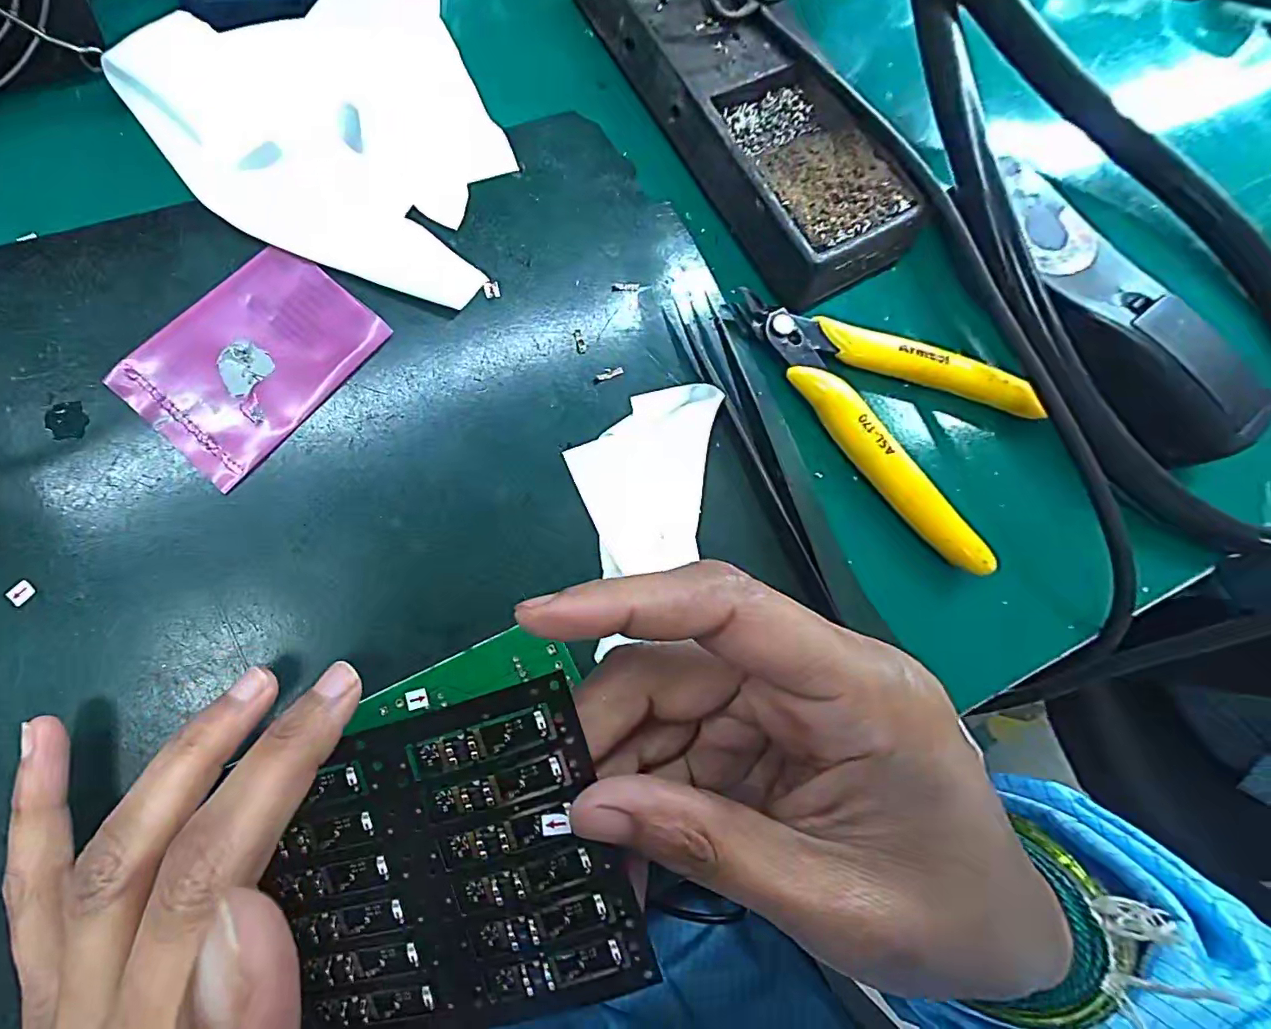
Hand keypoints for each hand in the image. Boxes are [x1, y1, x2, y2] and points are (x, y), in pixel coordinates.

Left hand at [3, 662, 362, 1028]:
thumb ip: (248, 1021)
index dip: (270, 802)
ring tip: (241, 691)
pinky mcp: (41, 989)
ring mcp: (58, 1000)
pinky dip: (37, 807)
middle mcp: (95, 1016)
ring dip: (182, 758)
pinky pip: (28, 892)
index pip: (211, 911)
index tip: (317, 738)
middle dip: (250, 764)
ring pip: (109, 857)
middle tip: (311, 695)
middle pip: (171, 869)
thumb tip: (248, 910)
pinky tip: (41, 734)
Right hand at [516, 561, 1069, 1000]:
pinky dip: (631, 783)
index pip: (723, 606)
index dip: (622, 600)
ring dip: (611, 762)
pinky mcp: (738, 725)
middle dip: (602, 728)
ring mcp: (763, 697)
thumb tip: (587, 810)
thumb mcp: (833, 902)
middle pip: (660, 664)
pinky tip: (623, 833)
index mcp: (852, 688)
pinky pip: (658, 737)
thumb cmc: (952, 915)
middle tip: (564, 795)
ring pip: (644, 700)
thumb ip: (706, 845)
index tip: (538, 617)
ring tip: (595, 832)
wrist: (1003, 942)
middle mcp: (796, 673)